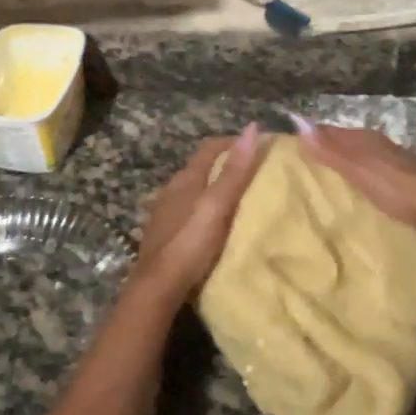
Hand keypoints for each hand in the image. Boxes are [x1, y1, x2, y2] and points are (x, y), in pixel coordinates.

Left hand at [136, 123, 265, 297]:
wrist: (158, 286)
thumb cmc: (191, 242)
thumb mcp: (218, 205)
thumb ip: (235, 171)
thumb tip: (251, 128)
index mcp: (185, 178)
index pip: (210, 148)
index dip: (233, 142)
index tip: (257, 144)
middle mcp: (171, 189)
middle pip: (200, 168)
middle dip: (224, 165)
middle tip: (252, 173)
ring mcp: (163, 212)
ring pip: (191, 190)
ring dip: (212, 188)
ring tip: (236, 199)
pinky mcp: (161, 234)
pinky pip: (185, 211)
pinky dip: (201, 209)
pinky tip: (210, 223)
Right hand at [292, 115, 415, 234]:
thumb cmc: (394, 187)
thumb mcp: (357, 169)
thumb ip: (329, 149)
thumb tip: (297, 121)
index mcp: (364, 137)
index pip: (329, 131)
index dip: (310, 137)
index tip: (288, 149)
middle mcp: (377, 144)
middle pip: (344, 143)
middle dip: (324, 150)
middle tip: (300, 167)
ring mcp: (392, 161)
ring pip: (358, 157)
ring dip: (341, 164)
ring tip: (322, 180)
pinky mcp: (402, 179)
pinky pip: (371, 172)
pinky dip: (357, 177)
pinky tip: (354, 189)